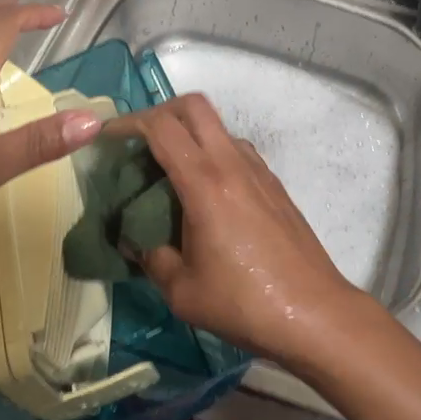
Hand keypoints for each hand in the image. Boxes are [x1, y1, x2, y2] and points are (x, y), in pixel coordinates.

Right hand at [112, 94, 368, 363]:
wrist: (313, 312)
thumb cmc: (243, 302)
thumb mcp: (182, 291)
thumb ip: (151, 257)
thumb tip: (134, 240)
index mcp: (205, 181)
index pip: (162, 127)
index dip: (129, 122)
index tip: (107, 136)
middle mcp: (232, 162)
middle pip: (194, 106)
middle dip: (160, 112)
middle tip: (138, 141)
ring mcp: (257, 169)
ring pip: (217, 127)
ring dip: (189, 133)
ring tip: (167, 171)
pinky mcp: (273, 183)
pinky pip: (234, 150)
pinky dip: (211, 154)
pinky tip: (202, 194)